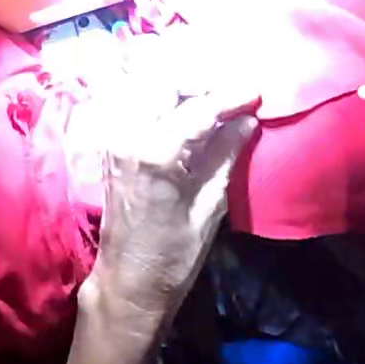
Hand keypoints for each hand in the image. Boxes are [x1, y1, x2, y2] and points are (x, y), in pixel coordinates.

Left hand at [82, 94, 259, 342]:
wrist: (127, 279)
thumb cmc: (173, 255)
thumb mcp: (210, 209)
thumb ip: (225, 157)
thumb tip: (246, 120)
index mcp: (154, 154)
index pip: (196, 109)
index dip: (228, 97)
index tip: (254, 91)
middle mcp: (128, 135)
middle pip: (162, 86)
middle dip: (198, 85)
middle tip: (229, 96)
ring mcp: (113, 137)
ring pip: (143, 89)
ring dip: (175, 89)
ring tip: (208, 101)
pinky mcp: (109, 144)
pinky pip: (132, 104)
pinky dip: (156, 98)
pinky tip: (179, 111)